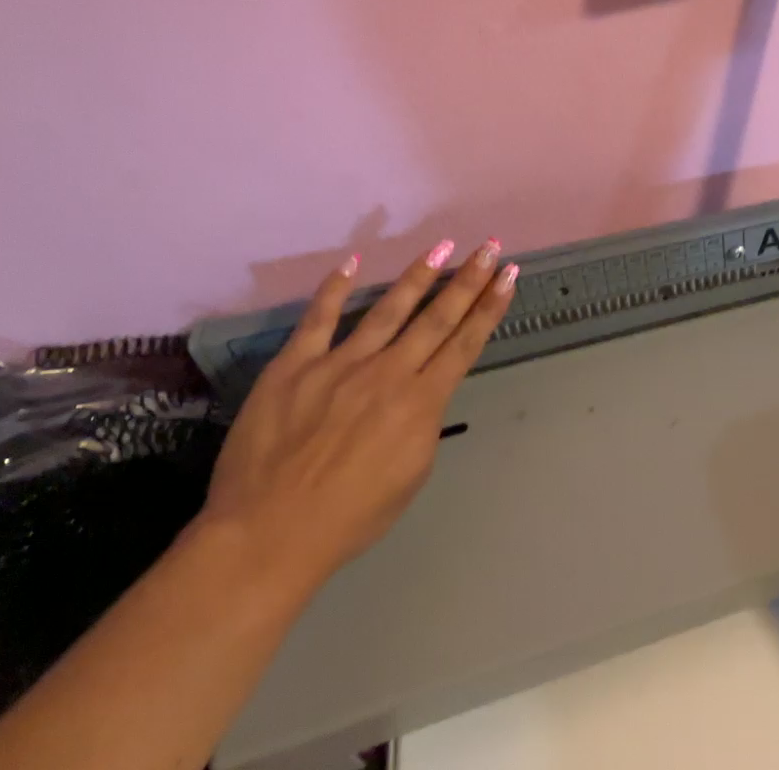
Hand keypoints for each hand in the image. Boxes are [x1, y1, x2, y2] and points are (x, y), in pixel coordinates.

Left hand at [197, 239, 517, 586]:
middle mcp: (388, 373)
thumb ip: (422, 427)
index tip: (508, 276)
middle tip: (489, 247)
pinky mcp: (294, 366)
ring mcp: (339, 364)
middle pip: (436, 318)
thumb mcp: (412, 475)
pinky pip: (318, 319)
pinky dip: (335, 289)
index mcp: (421, 402)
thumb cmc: (352, 517)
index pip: (465, 343)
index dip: (490, 307)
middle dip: (468, 280)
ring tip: (442, 247)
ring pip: (387, 310)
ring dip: (419, 276)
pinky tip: (353, 263)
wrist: (270, 531)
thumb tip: (421, 399)